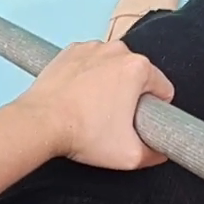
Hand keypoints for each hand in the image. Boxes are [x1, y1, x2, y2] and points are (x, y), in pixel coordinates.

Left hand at [11, 40, 173, 169]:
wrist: (40, 123)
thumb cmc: (82, 133)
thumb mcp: (130, 155)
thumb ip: (155, 153)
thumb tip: (160, 151)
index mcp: (138, 67)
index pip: (163, 88)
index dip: (155, 110)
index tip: (138, 121)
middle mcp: (117, 50)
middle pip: (137, 76)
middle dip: (130, 95)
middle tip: (113, 119)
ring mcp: (91, 47)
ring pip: (113, 68)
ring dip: (109, 83)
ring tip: (92, 108)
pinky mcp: (70, 51)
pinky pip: (89, 63)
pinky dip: (87, 76)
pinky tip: (78, 96)